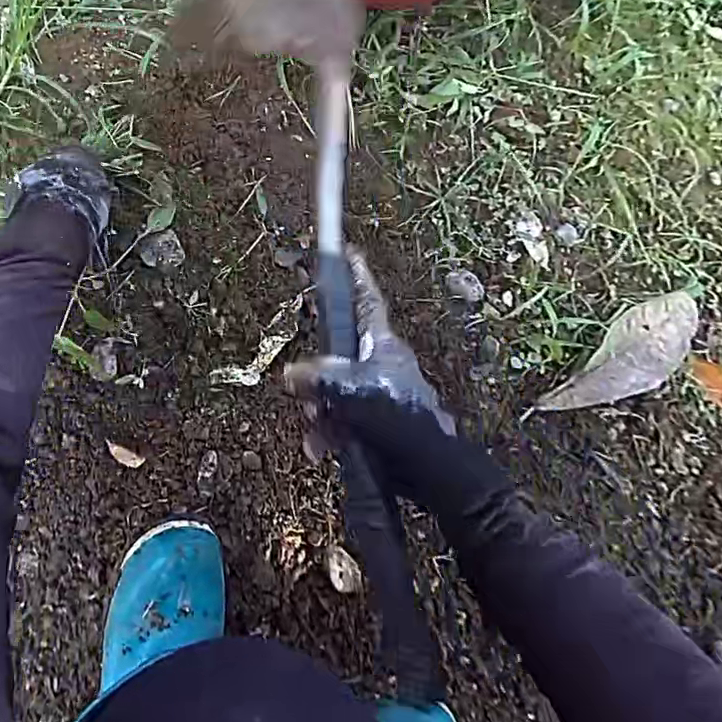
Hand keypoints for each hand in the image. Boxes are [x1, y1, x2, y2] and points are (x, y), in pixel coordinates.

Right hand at [284, 250, 511, 540]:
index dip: (355, 275)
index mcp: (380, 342)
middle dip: (314, 377)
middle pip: (334, 352)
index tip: (346, 250)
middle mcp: (376, 362)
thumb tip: (289, 374)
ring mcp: (373, 392)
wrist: (432, 470)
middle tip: (304, 395)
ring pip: (331, 389)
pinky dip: (327, 432)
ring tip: (318, 434)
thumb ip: (321, 380)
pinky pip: (338, 417)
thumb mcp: (357, 391)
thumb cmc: (402, 417)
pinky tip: (322, 449)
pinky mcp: (370, 421)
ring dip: (318, 411)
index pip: (365, 298)